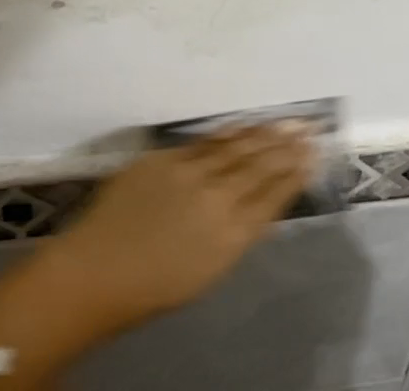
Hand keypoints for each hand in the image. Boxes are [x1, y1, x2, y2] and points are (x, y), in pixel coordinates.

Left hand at [52, 123, 314, 329]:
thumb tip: (257, 207)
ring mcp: (189, 173)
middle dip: (287, 146)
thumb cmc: (152, 287)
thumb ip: (236, 234)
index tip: (314, 155)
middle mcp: (218, 198)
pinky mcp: (164, 158)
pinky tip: (243, 125)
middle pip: (260, 165)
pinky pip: (204, 142)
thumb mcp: (209, 270)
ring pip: (236, 147)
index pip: (274, 195)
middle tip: (309, 128)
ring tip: (285, 121)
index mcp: (232, 235)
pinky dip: (229, 132)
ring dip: (264, 132)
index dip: (296, 173)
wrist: (95, 272)